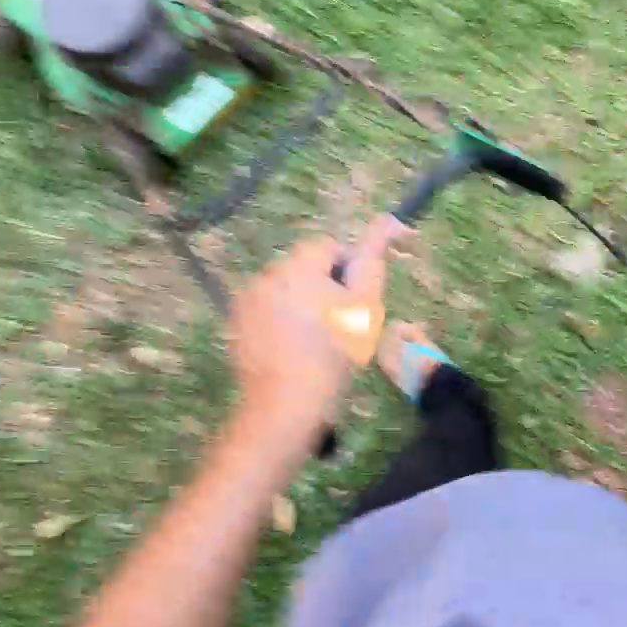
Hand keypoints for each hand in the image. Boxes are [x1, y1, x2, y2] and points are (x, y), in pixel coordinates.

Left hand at [225, 216, 411, 451]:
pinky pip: (266, 308)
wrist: (287, 404)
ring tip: (314, 338)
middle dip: (322, 284)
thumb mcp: (366, 306)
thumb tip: (391, 222)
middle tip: (338, 323)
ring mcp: (246, 299)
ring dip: (301, 301)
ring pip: (285, 287)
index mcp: (299, 265)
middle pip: (305, 266)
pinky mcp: (236, 323)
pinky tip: (291, 347)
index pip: (329, 246)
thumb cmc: (334, 355)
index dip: (346, 270)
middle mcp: (267, 274)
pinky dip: (280, 319)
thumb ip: (373, 260)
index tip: (352, 301)